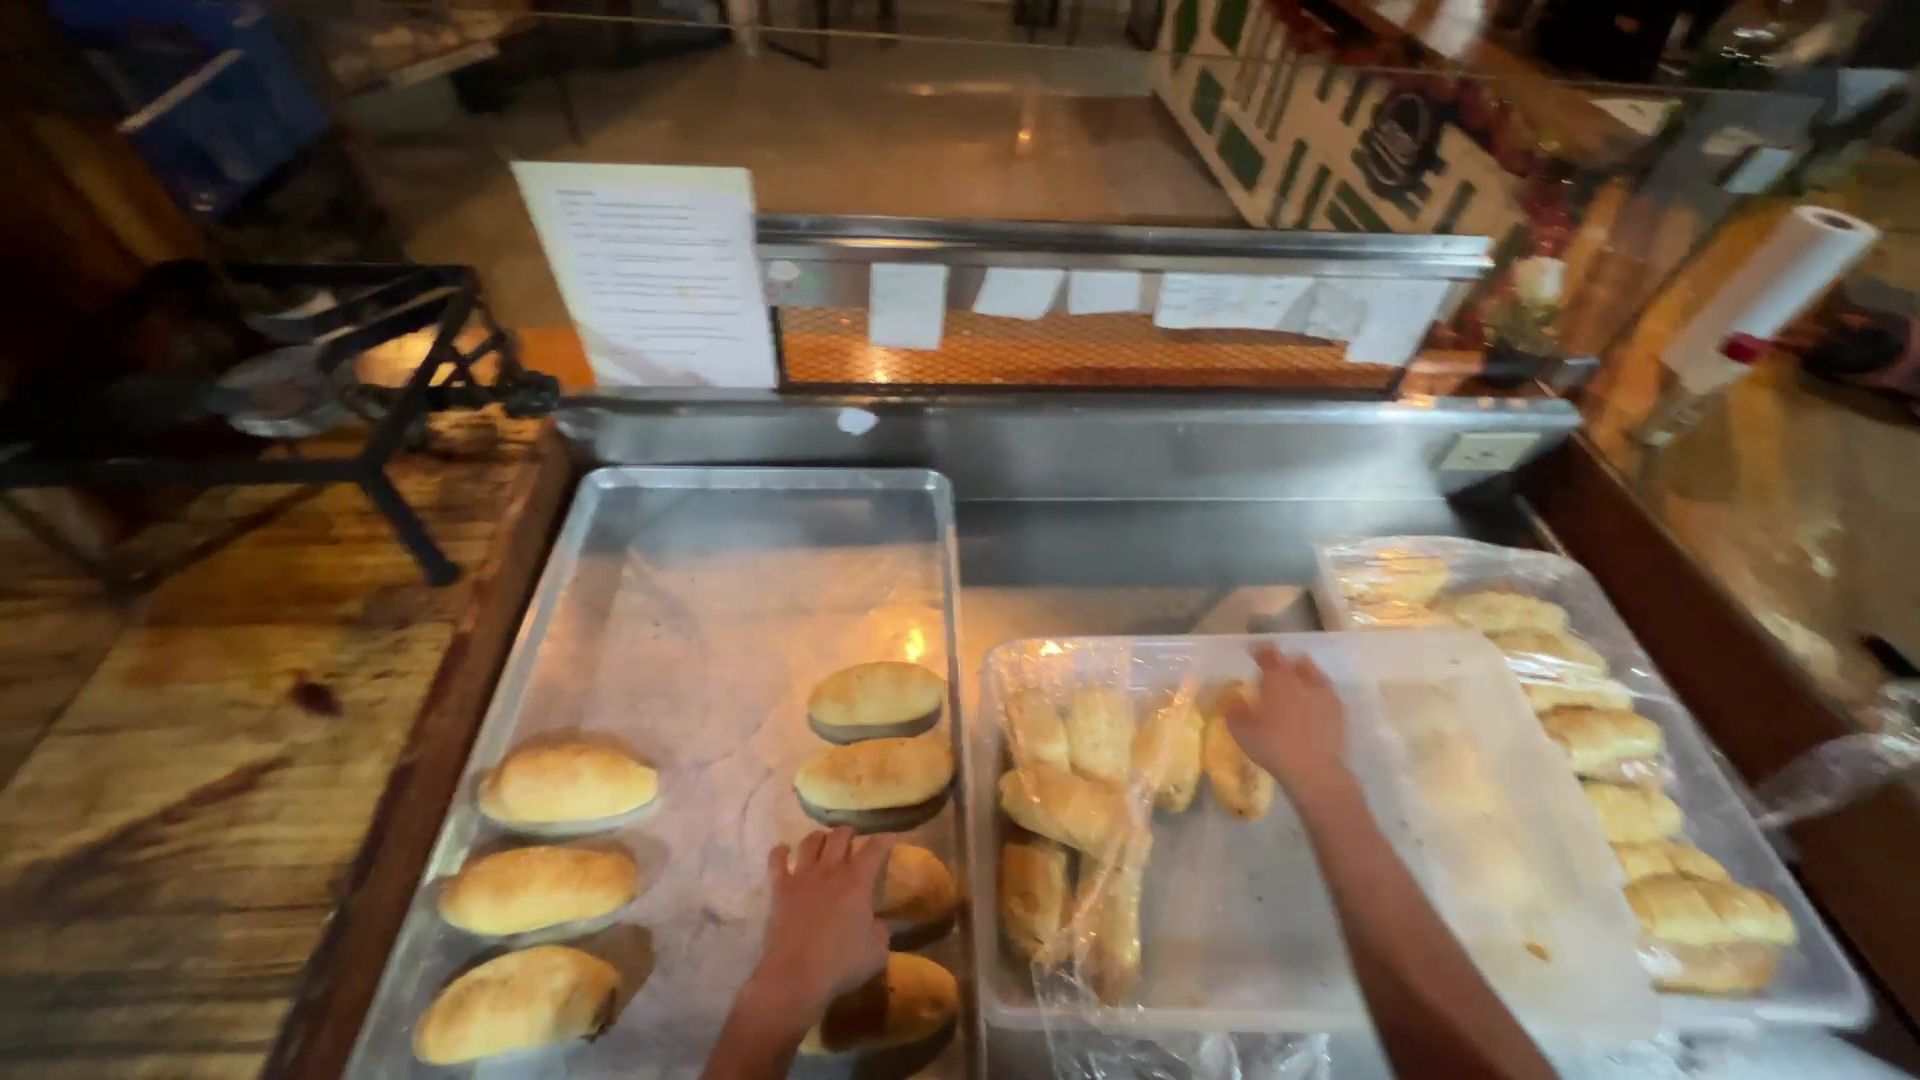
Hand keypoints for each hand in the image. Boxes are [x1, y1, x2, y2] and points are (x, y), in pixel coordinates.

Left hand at [746, 827, 895, 1021]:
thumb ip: (880, 929)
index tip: (890, 838)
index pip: (875, 849)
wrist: (795, 976)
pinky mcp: (779, 889)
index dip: (884, 839)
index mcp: (857, 881)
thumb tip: (876, 921)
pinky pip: (777, 860)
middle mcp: (830, 870)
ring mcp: (802, 876)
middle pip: (840, 836)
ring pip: (811, 842)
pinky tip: (784, 851)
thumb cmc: (841, 963)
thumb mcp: (877, 951)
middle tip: (853, 840)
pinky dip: (781, 852)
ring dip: (820, 838)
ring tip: (823, 842)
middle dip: (849, 833)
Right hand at [1224, 645, 1348, 791]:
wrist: (1316, 772)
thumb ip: (1234, 711)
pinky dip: (1316, 694)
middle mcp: (1303, 681)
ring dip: (1303, 676)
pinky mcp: (1340, 712)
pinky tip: (1310, 708)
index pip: (1269, 655)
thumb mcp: (1242, 732)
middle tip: (1273, 674)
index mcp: (1278, 680)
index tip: (1254, 652)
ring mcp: (1325, 695)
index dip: (1260, 651)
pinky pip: (1326, 693)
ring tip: (1294, 688)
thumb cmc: (1274, 748)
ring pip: (1314, 674)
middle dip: (1284, 663)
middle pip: (1294, 661)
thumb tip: (1231, 698)